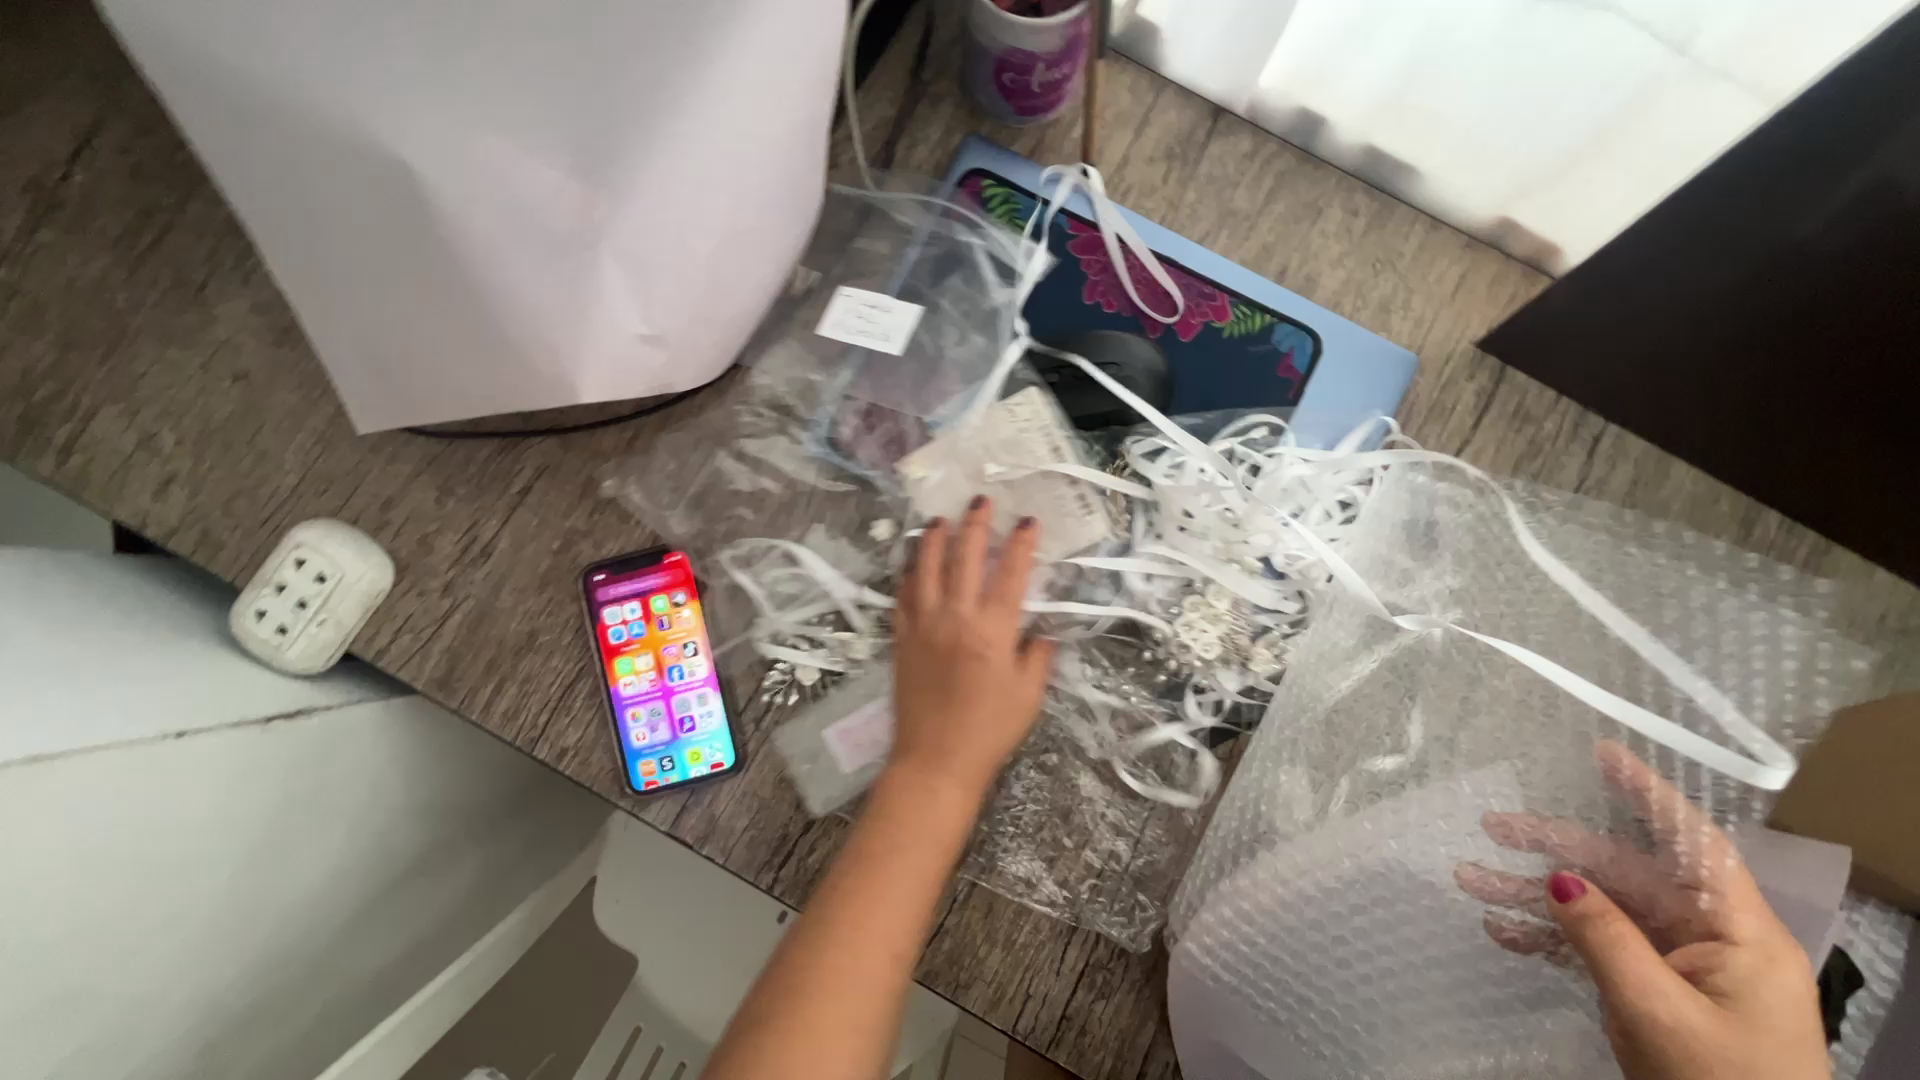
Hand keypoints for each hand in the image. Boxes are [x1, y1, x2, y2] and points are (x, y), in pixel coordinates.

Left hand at [888, 496, 1056, 799]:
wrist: (936, 760)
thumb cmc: (990, 729)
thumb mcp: (1029, 694)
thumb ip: (1039, 655)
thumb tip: (1043, 628)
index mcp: (993, 630)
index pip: (1010, 573)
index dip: (1021, 544)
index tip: (1027, 521)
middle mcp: (956, 617)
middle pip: (965, 557)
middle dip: (975, 524)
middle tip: (980, 501)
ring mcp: (923, 625)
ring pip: (926, 568)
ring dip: (935, 539)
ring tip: (940, 519)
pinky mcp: (901, 638)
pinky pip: (903, 596)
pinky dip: (909, 574)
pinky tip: (914, 563)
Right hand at [1456, 743, 1828, 1079]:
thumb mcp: (1660, 1012)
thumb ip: (1607, 940)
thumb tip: (1558, 879)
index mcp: (1735, 932)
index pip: (1690, 844)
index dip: (1648, 794)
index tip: (1601, 752)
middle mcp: (1706, 936)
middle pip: (1623, 871)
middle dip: (1555, 847)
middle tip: (1491, 826)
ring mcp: (1676, 964)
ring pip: (1597, 908)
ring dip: (1533, 895)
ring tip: (1469, 879)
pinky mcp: (1650, 990)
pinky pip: (1592, 947)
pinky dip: (1547, 937)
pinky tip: (1502, 931)